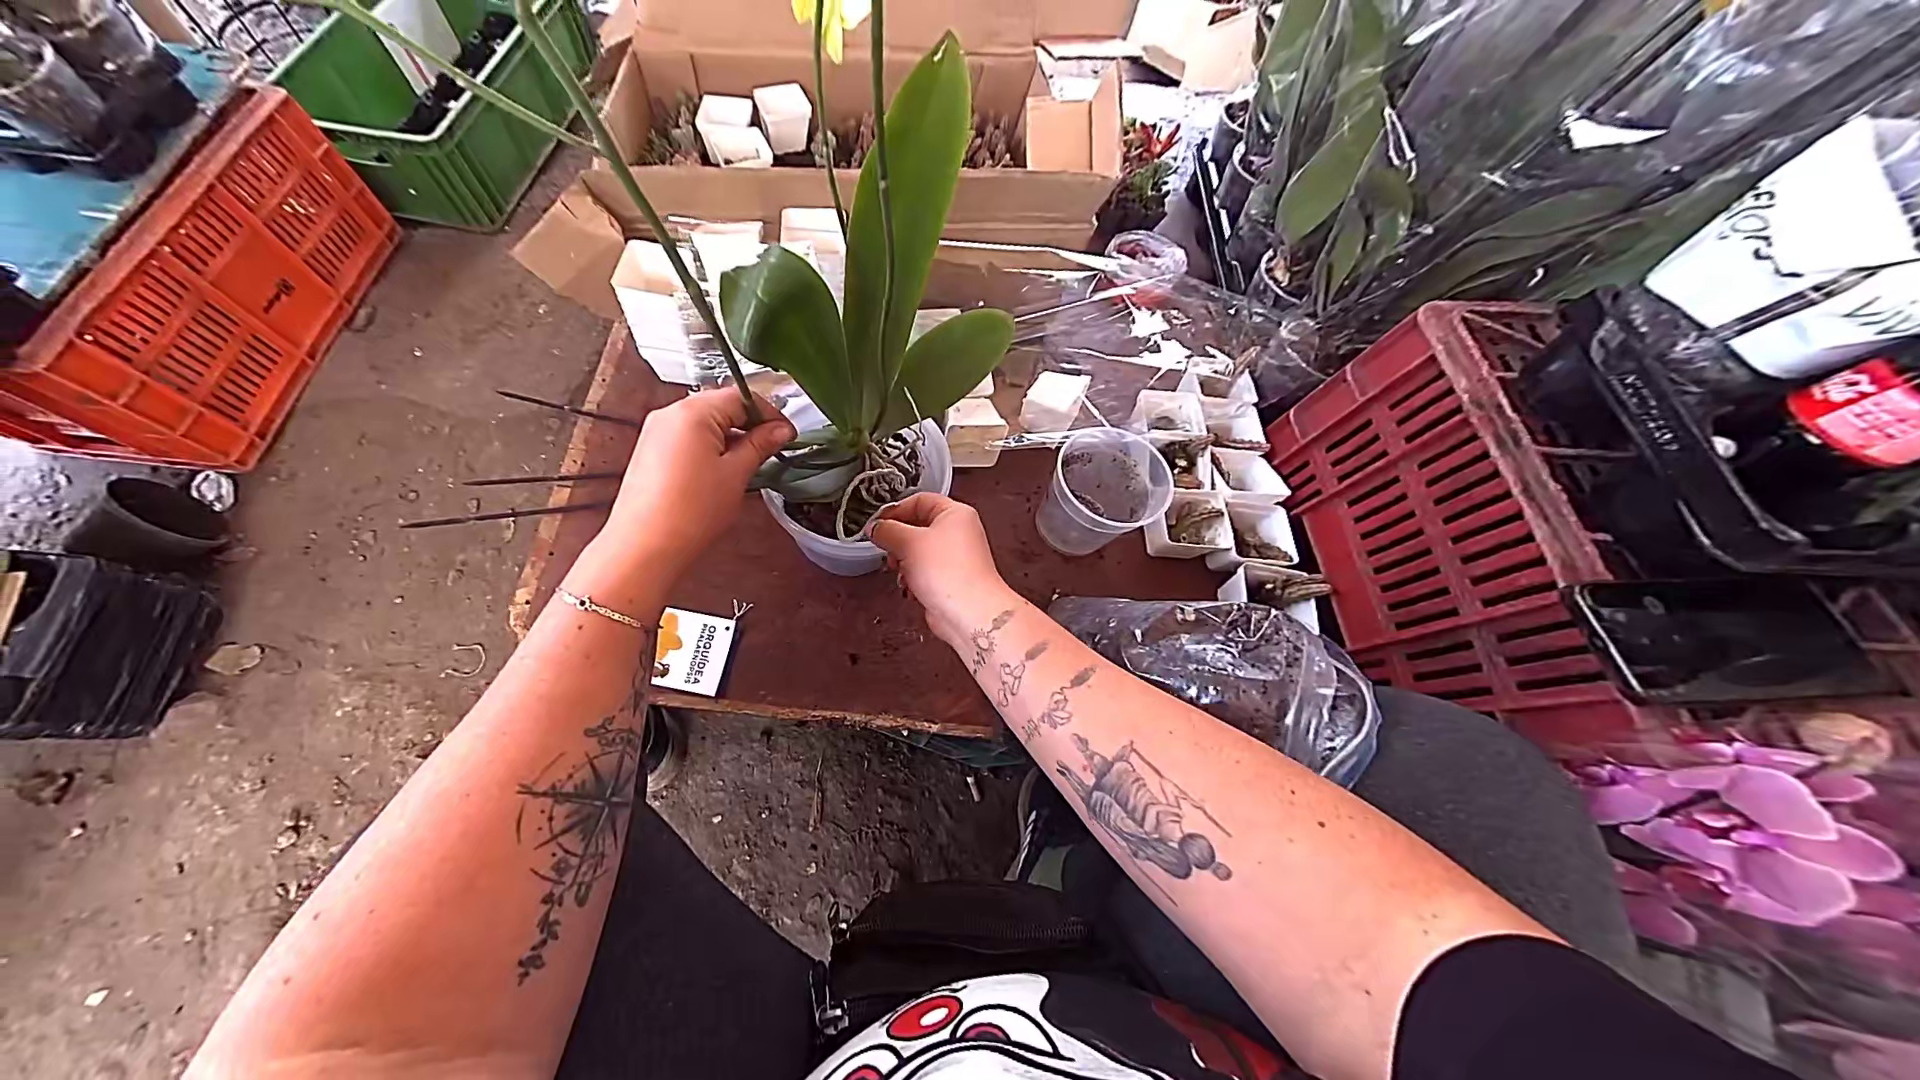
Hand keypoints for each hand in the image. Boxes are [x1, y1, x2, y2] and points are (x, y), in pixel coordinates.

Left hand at [587, 389, 794, 583]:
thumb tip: (780, 430)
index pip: (741, 396)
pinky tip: (724, 471)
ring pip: (705, 422)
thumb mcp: (736, 474)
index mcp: (693, 412)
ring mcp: (656, 431)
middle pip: (721, 405)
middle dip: (750, 424)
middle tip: (774, 448)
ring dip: (732, 436)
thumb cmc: (690, 512)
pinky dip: (711, 447)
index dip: (770, 413)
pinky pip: (688, 437)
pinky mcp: (651, 450)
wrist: (645, 546)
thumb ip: (760, 445)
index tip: (788, 433)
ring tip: (750, 463)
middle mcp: (670, 414)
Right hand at [868, 493, 1015, 647]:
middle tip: (889, 549)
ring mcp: (955, 557)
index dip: (895, 511)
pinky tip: (911, 587)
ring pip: (917, 552)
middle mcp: (958, 532)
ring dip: (904, 563)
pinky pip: (923, 572)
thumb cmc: (949, 572)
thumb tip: (875, 527)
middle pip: (916, 527)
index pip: (918, 501)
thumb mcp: (909, 542)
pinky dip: (913, 578)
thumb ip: (887, 531)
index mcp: (955, 513)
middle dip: (898, 541)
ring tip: (902, 571)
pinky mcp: (950, 579)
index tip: (877, 524)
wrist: (969, 612)